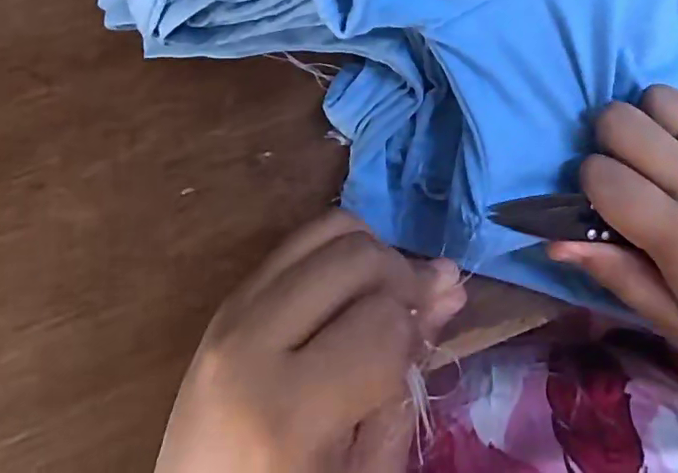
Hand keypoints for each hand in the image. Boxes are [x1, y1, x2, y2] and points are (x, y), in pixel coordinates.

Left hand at [155, 210, 466, 472]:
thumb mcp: (363, 470)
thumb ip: (407, 381)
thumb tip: (449, 288)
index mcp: (284, 412)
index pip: (382, 321)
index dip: (416, 329)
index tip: (421, 350)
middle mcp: (250, 342)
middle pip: (356, 256)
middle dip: (402, 275)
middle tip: (418, 308)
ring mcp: (232, 311)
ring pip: (329, 228)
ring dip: (373, 252)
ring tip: (384, 296)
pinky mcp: (229, 297)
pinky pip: (300, 239)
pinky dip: (339, 250)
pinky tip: (351, 289)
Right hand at [548, 86, 677, 405]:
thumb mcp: (674, 321)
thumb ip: (614, 273)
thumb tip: (553, 240)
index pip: (603, 177)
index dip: (588, 184)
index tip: (602, 203)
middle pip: (622, 122)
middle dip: (606, 140)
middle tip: (623, 169)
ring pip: (660, 97)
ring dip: (645, 119)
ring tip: (656, 152)